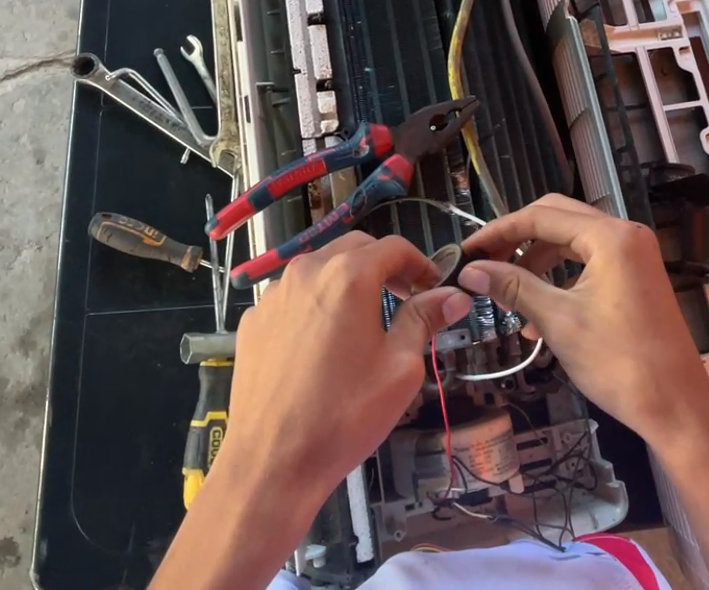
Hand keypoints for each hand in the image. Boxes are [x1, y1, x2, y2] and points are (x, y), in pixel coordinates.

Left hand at [216, 232, 472, 507]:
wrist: (271, 461)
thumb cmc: (345, 414)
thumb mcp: (400, 367)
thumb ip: (423, 320)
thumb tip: (453, 295)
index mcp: (348, 275)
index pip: (394, 247)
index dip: (420, 262)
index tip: (432, 287)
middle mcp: (307, 270)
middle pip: (355, 248)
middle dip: (384, 264)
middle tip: (404, 296)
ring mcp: (274, 293)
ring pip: (320, 267)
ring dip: (347, 279)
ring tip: (363, 318)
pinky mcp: (255, 318)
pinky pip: (293, 294)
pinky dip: (316, 301)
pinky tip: (322, 341)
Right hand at [457, 194, 708, 444]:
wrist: (678, 410)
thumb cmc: (619, 363)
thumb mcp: (558, 321)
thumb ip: (513, 287)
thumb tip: (470, 270)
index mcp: (609, 236)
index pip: (541, 216)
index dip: (499, 231)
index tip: (467, 250)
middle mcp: (624, 234)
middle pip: (556, 219)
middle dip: (516, 240)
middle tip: (483, 262)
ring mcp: (633, 254)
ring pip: (570, 241)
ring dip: (536, 261)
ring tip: (505, 290)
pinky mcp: (635, 276)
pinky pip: (587, 262)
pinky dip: (559, 278)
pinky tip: (536, 312)